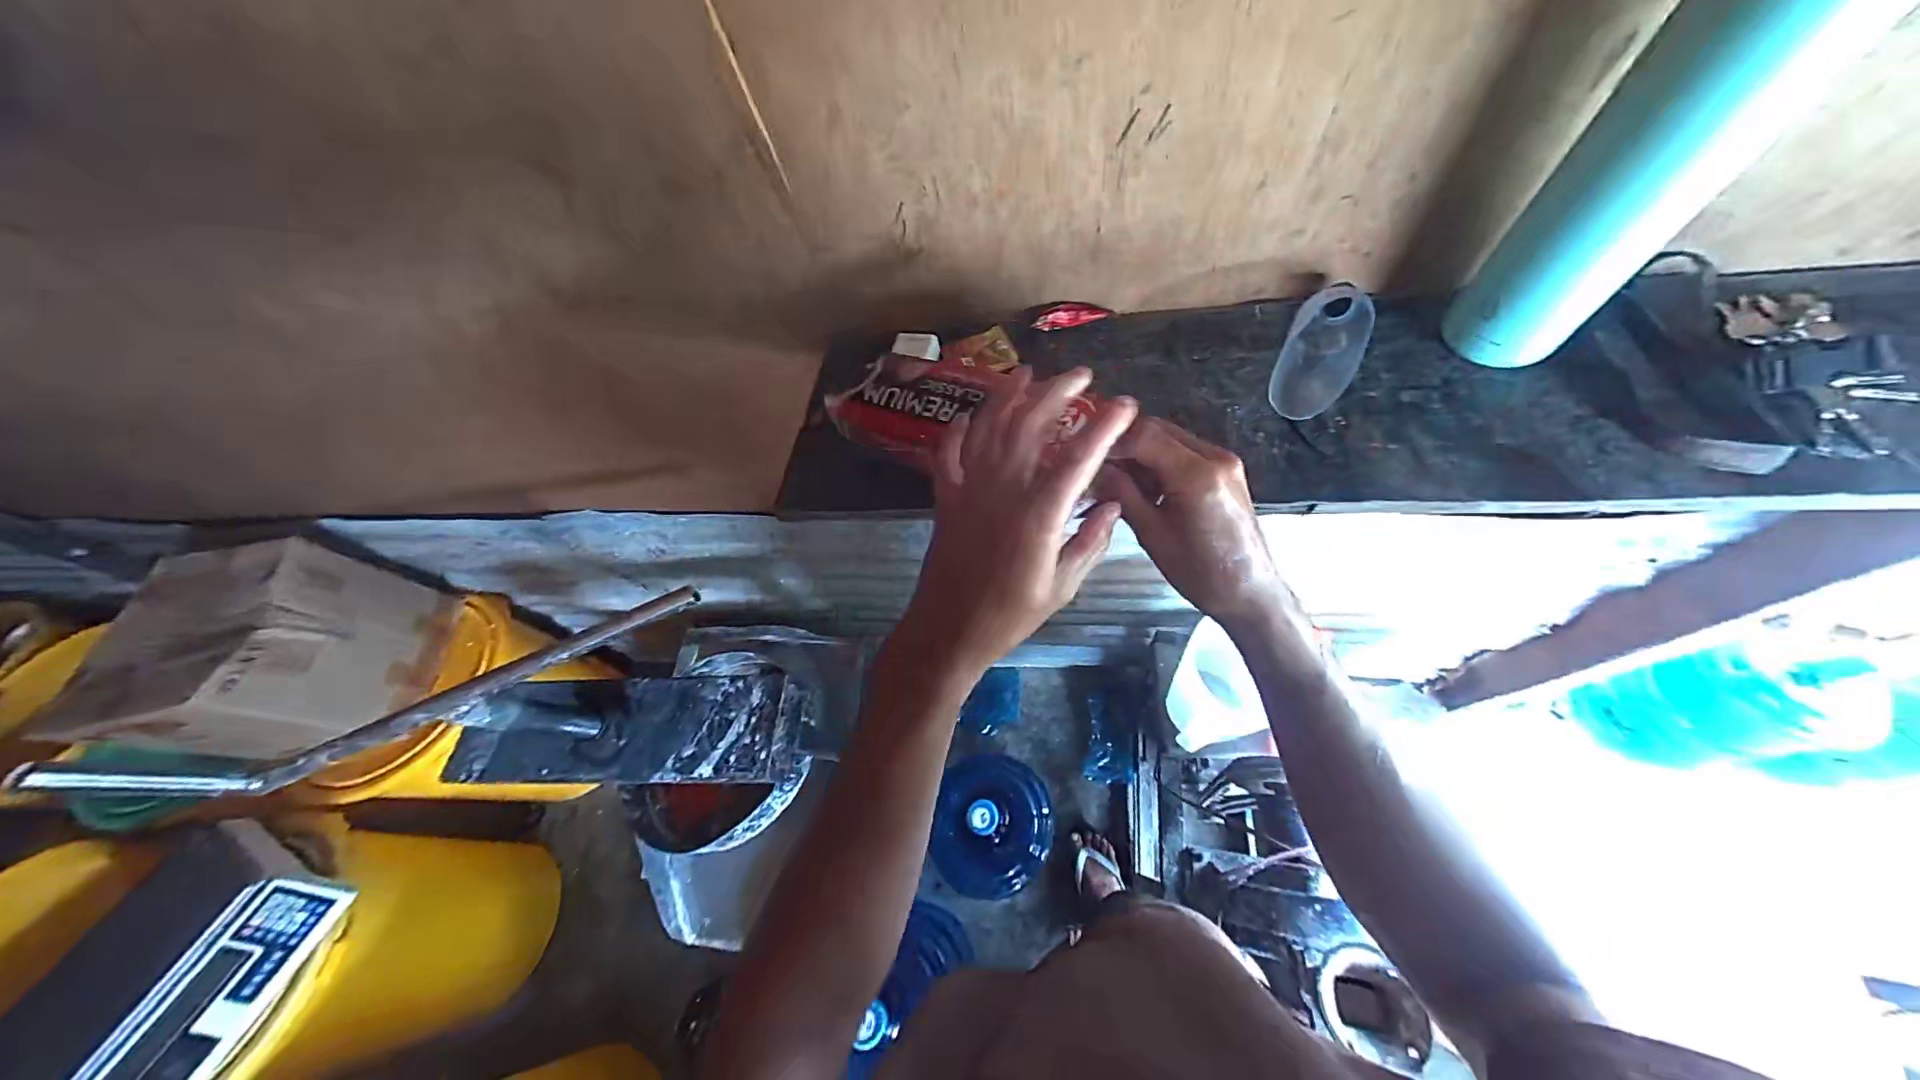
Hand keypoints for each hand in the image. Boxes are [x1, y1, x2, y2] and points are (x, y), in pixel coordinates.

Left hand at [899, 367, 1139, 678]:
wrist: (948, 630)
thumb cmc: (1010, 615)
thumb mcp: (1062, 587)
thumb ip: (1090, 543)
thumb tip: (1113, 508)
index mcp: (1039, 513)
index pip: (1078, 457)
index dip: (1104, 427)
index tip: (1125, 405)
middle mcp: (1003, 489)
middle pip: (1029, 425)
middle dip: (1057, 392)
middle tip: (1080, 375)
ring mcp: (969, 489)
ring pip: (987, 428)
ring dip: (1007, 396)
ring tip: (1026, 373)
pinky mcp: (946, 498)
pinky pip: (948, 452)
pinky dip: (959, 429)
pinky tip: (971, 416)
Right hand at [1095, 418, 1292, 629]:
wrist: (1250, 592)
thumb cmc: (1200, 573)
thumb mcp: (1152, 534)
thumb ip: (1122, 493)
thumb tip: (1093, 470)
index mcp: (1196, 475)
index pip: (1144, 435)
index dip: (1111, 440)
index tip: (1086, 454)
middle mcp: (1215, 457)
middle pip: (1158, 428)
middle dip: (1124, 443)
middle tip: (1097, 467)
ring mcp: (1224, 461)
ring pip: (1170, 437)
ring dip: (1141, 452)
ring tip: (1118, 480)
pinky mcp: (1226, 470)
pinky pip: (1184, 452)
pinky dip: (1160, 460)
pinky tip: (1145, 486)